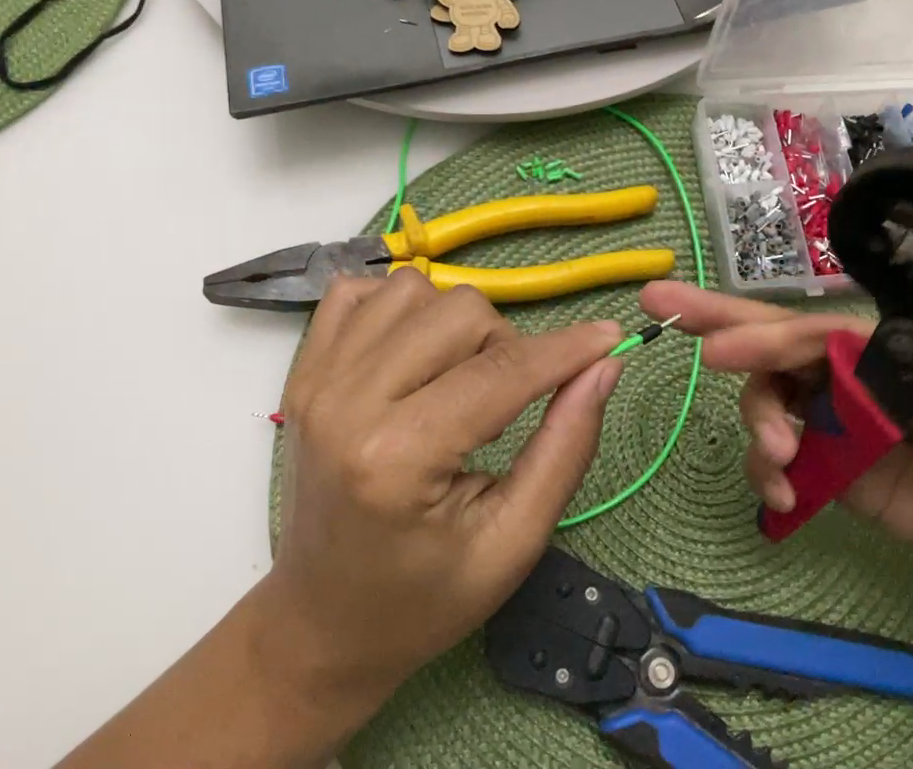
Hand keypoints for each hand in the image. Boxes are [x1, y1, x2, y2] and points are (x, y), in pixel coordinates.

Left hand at [264, 270, 624, 700]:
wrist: (322, 621)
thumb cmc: (422, 598)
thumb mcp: (512, 542)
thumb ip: (566, 448)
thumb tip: (605, 365)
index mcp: (397, 457)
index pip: (501, 372)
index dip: (566, 349)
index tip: (611, 336)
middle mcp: (346, 401)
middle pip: (458, 311)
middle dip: (506, 346)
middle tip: (508, 403)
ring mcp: (316, 379)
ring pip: (412, 290)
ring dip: (454, 324)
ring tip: (458, 382)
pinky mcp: (302, 371)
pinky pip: (357, 292)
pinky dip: (399, 309)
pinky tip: (414, 354)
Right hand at [640, 281, 912, 596]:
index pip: (854, 333)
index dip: (792, 333)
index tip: (743, 352)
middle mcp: (894, 379)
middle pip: (799, 341)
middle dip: (734, 328)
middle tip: (666, 315)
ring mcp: (868, 424)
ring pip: (784, 397)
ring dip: (758, 421)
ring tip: (780, 467)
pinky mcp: (857, 473)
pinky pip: (793, 455)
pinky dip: (769, 467)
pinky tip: (778, 495)